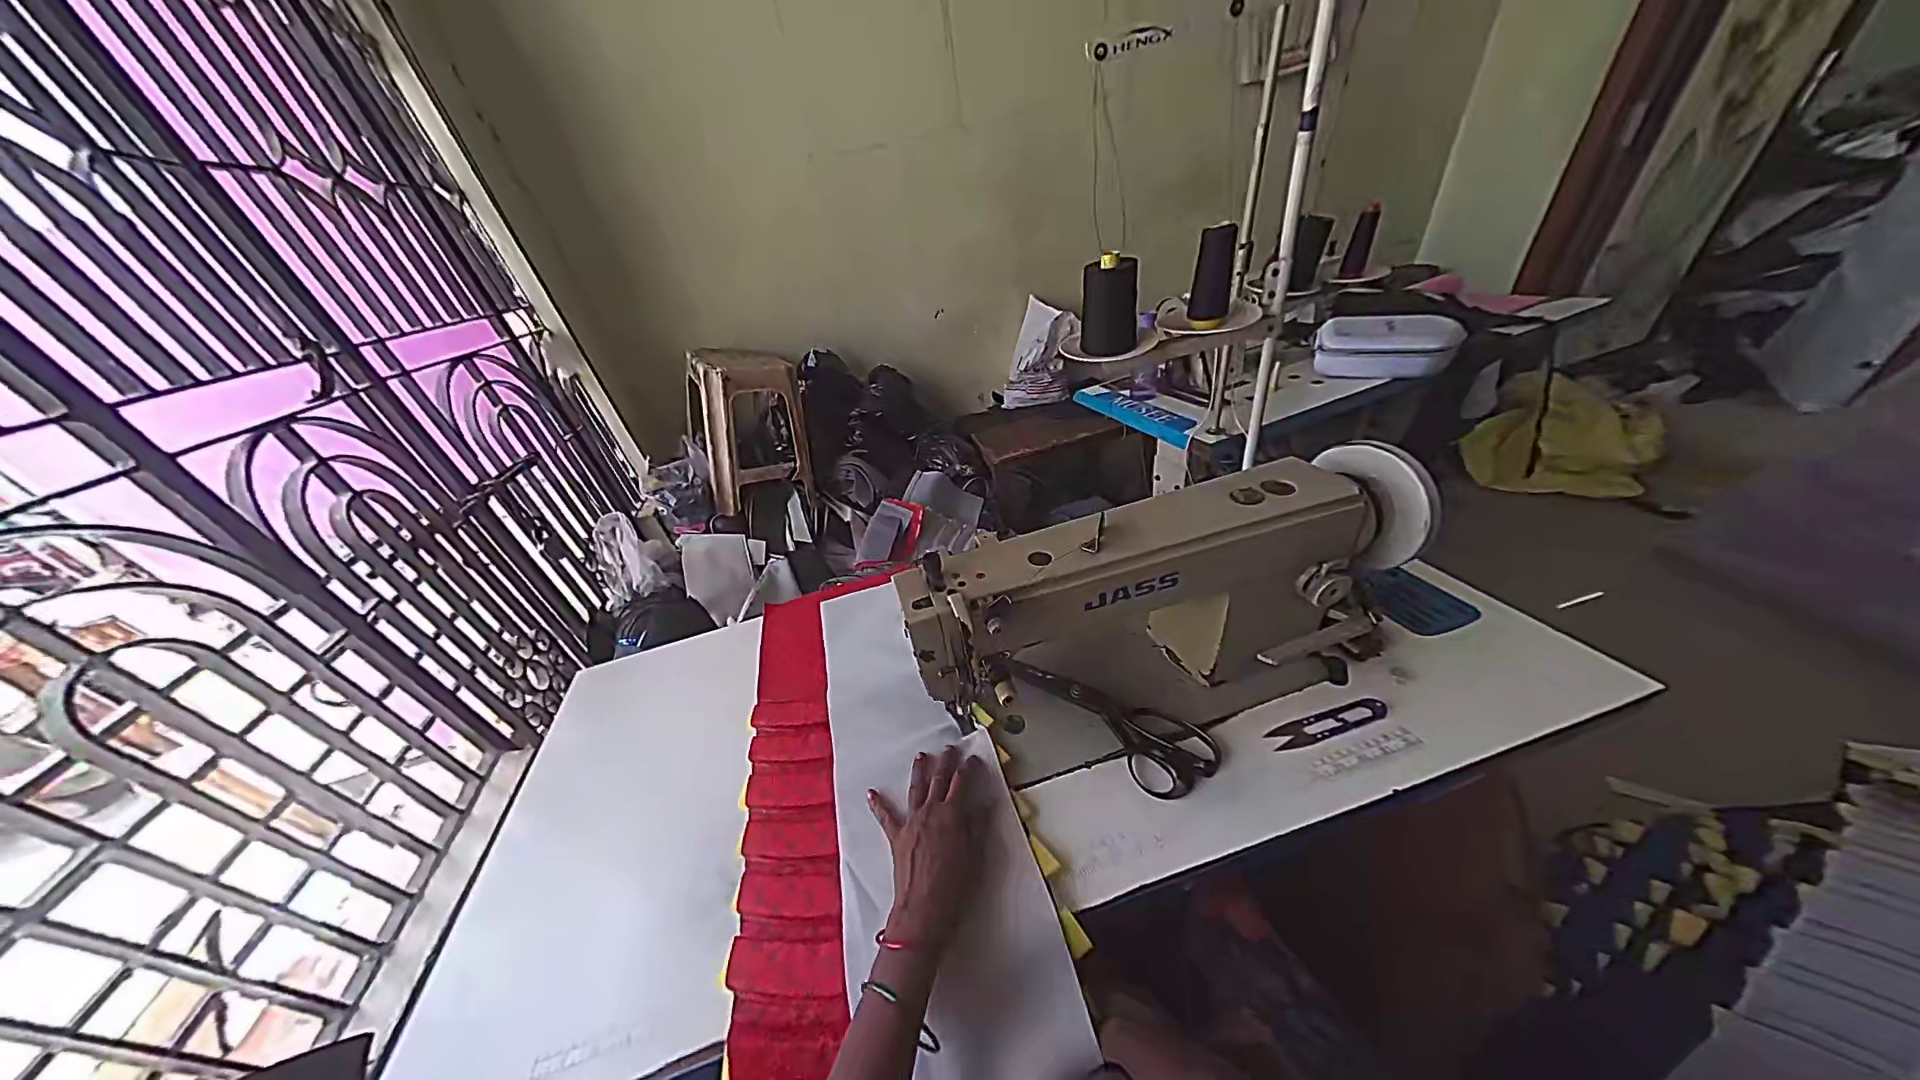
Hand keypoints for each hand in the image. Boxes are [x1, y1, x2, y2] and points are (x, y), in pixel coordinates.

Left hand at [868, 745, 984, 955]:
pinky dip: (878, 804)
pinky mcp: (897, 837)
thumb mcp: (975, 853)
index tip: (973, 760)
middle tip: (949, 749)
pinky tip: (872, 793)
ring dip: (919, 772)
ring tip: (920, 757)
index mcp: (952, 814)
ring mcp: (911, 822)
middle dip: (945, 763)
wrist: (924, 909)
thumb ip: (977, 825)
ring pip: (915, 789)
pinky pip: (886, 817)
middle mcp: (930, 812)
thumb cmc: (955, 885)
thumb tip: (984, 802)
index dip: (968, 769)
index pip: (962, 783)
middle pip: (939, 780)